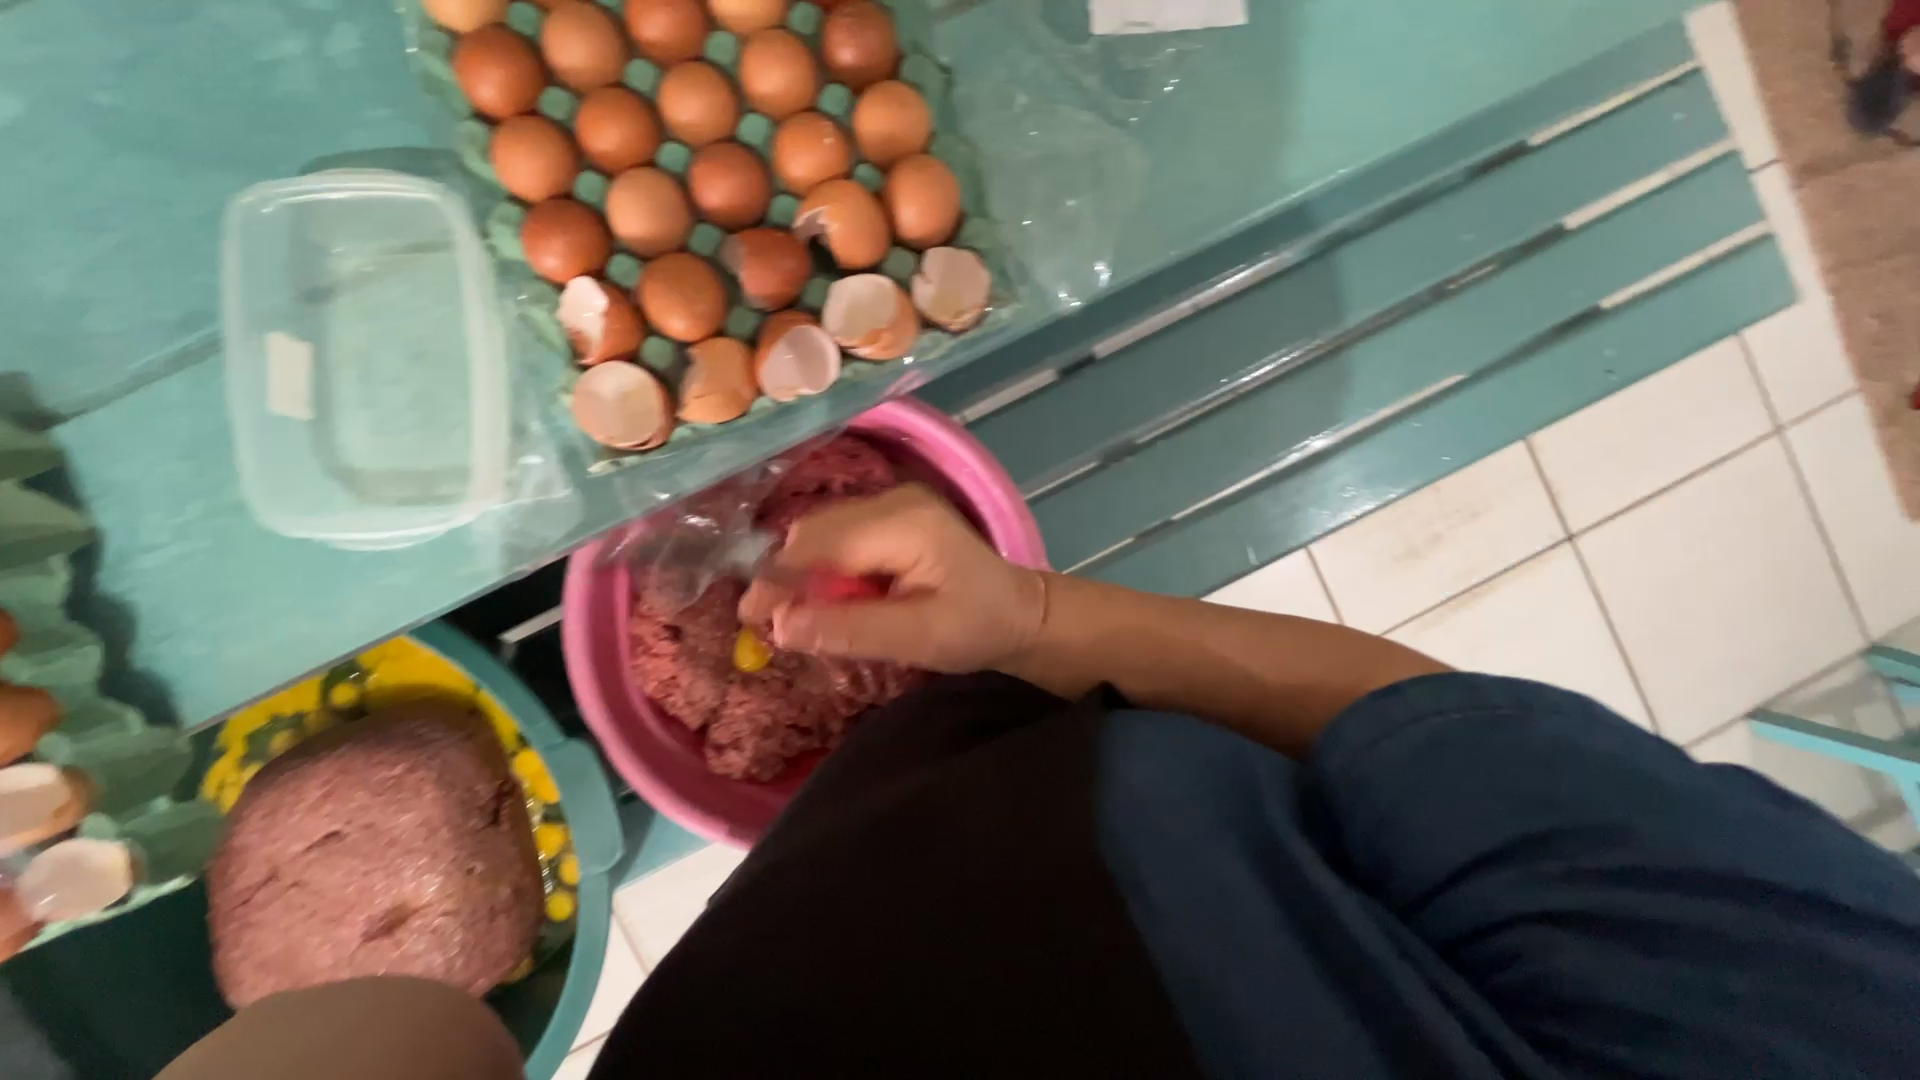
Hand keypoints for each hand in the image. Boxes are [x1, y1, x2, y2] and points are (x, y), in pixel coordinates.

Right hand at [737, 484, 1046, 672]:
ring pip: (823, 533)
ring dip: (803, 573)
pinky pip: (840, 538)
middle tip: (770, 623)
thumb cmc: (978, 628)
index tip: (750, 616)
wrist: (1021, 613)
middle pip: (815, 531)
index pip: (822, 543)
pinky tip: (829, 599)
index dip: (780, 578)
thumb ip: (850, 630)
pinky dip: (825, 569)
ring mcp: (894, 504)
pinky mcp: (892, 518)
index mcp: (905, 524)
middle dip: (786, 575)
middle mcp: (895, 501)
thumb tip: (780, 628)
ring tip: (797, 616)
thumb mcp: (919, 638)